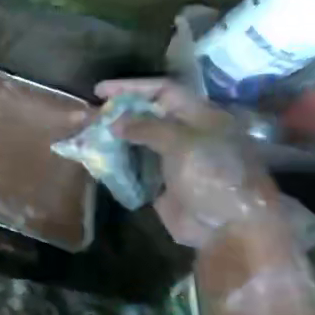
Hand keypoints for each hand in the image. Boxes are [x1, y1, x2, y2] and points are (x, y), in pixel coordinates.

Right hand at [94, 78, 286, 248]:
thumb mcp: (183, 144)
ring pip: (137, 140)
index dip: (132, 87)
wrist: (228, 226)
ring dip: (112, 137)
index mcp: (200, 117)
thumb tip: (113, 121)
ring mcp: (173, 159)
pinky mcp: (161, 182)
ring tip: (86, 135)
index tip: (100, 91)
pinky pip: (133, 166)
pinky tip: (96, 159)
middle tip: (88, 114)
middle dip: (117, 113)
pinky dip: (115, 161)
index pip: (164, 91)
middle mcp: (186, 134)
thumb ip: (147, 127)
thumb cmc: (214, 177)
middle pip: (148, 115)